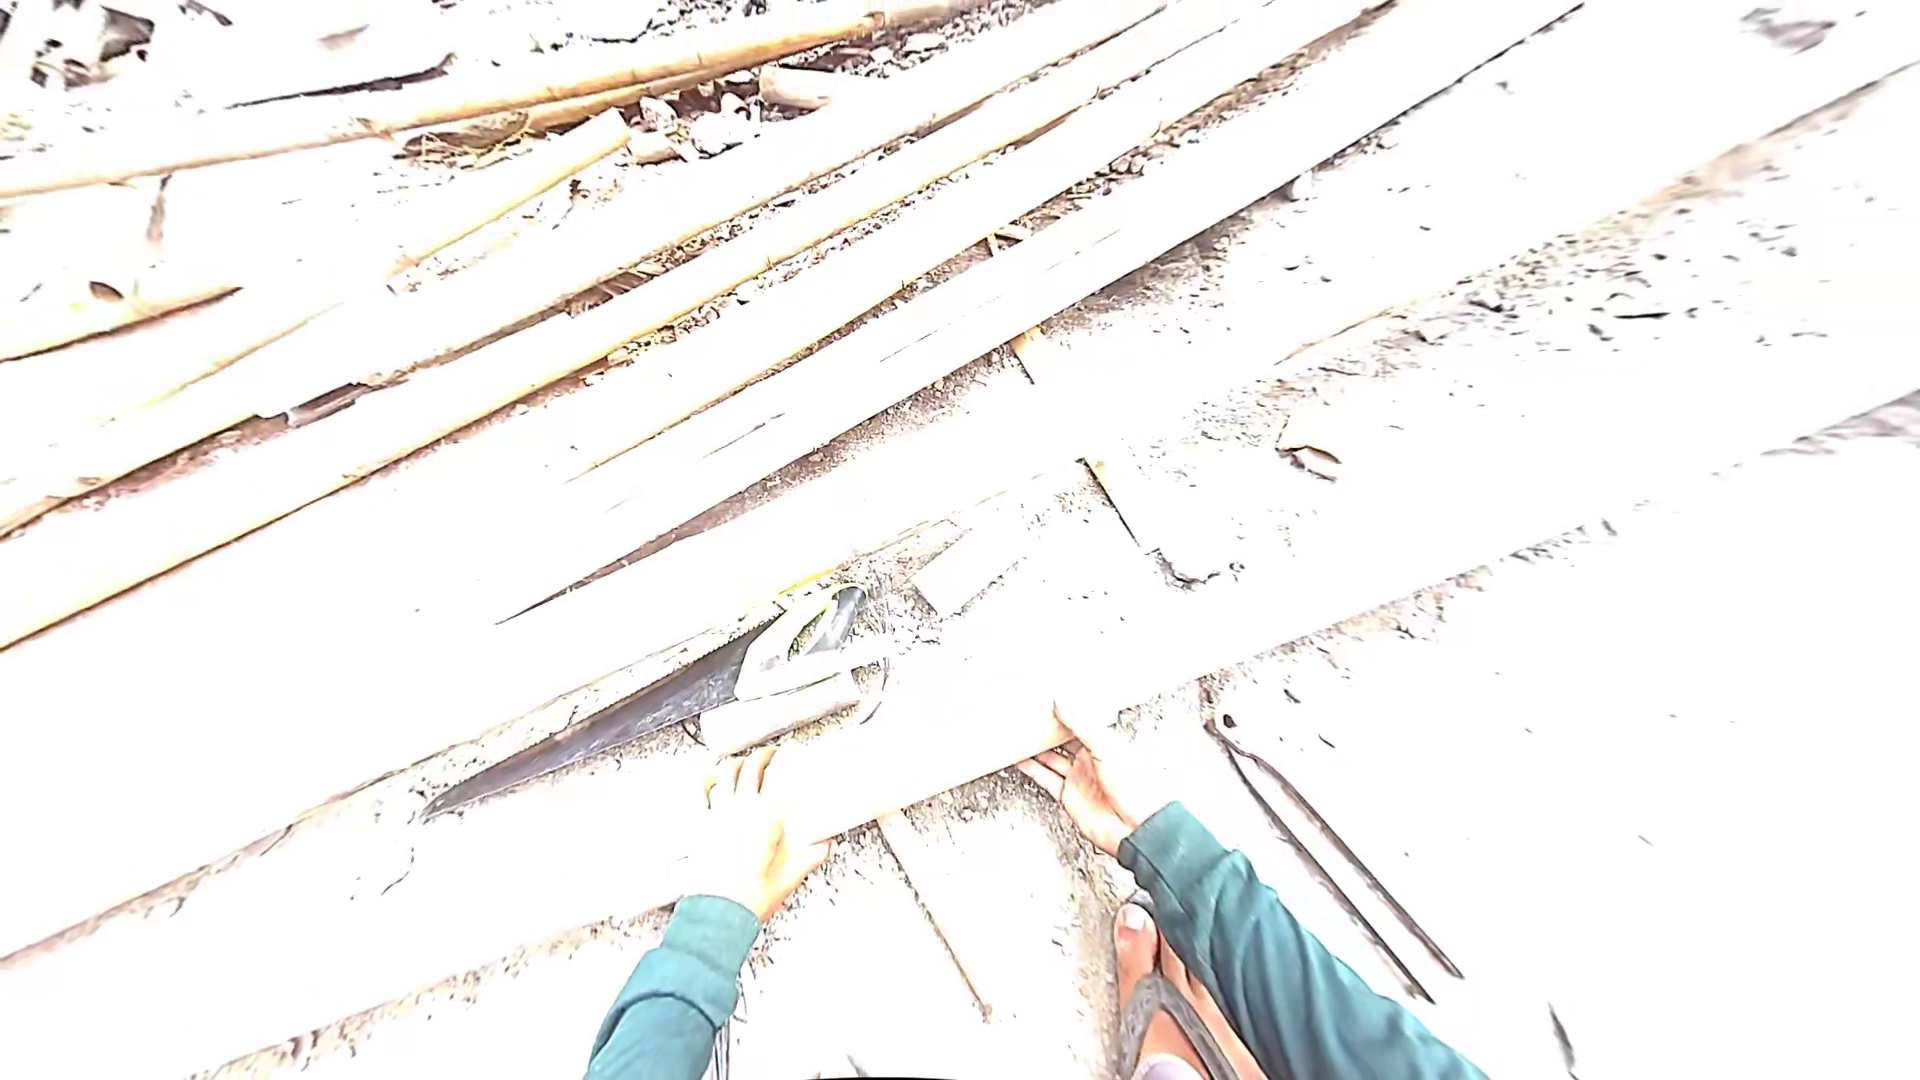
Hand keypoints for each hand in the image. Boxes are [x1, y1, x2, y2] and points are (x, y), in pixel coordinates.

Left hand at [692, 745, 831, 920]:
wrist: (719, 915)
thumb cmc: (752, 896)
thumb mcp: (790, 875)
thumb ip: (811, 856)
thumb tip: (826, 846)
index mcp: (765, 814)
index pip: (771, 773)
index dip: (776, 758)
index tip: (783, 754)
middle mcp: (740, 808)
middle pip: (746, 767)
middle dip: (758, 756)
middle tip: (766, 755)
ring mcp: (717, 816)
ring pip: (722, 775)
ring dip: (733, 764)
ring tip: (739, 762)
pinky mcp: (700, 829)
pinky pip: (700, 796)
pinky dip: (705, 783)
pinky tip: (708, 781)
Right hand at [1015, 700, 1170, 856]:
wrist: (1137, 827)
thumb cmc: (1136, 787)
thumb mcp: (1107, 747)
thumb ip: (1081, 725)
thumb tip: (1062, 702)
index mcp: (1103, 744)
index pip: (1078, 724)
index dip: (1062, 714)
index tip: (1046, 703)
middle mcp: (1089, 760)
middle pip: (1061, 741)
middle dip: (1046, 731)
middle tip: (1029, 718)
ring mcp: (1078, 778)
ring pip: (1050, 759)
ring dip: (1035, 749)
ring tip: (1019, 736)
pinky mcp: (1069, 796)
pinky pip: (1046, 779)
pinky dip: (1032, 770)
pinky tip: (1021, 760)